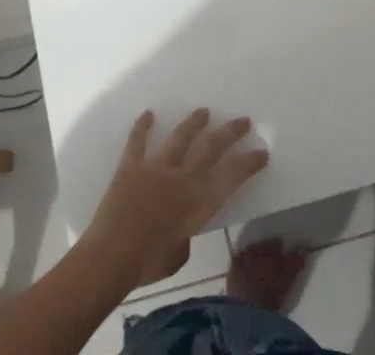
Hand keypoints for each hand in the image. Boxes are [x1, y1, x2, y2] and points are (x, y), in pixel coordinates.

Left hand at [84, 109, 269, 287]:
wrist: (112, 255)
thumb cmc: (150, 264)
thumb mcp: (180, 255)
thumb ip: (184, 235)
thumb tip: (178, 229)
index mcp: (200, 202)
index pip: (232, 176)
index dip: (249, 163)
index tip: (262, 152)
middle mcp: (182, 178)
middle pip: (211, 148)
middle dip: (230, 133)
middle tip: (243, 121)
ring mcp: (155, 168)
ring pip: (179, 138)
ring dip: (193, 123)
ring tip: (203, 111)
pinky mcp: (130, 166)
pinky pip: (137, 141)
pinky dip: (143, 126)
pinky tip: (148, 114)